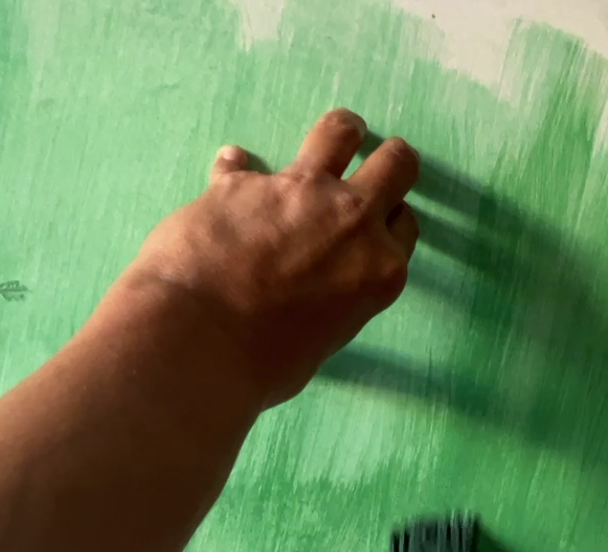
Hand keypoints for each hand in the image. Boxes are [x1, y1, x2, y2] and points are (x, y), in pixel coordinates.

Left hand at [122, 108, 420, 407]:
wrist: (201, 340)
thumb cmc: (269, 364)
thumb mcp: (324, 339)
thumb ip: (331, 300)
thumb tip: (304, 291)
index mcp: (380, 270)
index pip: (406, 225)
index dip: (394, 221)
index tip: (385, 222)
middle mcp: (352, 221)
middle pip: (395, 166)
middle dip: (393, 162)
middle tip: (382, 167)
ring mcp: (299, 191)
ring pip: (339, 133)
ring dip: (343, 133)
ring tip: (340, 136)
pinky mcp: (242, 181)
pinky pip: (244, 162)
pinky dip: (238, 170)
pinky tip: (230, 177)